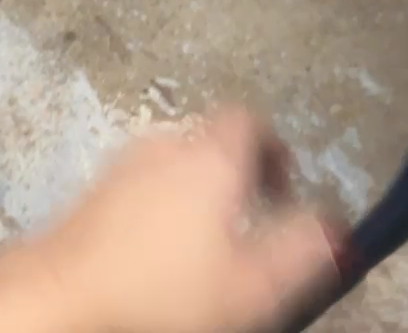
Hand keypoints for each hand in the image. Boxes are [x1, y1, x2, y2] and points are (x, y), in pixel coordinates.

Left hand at [0, 110, 339, 332]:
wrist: (71, 288)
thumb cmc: (163, 288)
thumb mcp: (256, 282)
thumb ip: (304, 248)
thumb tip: (336, 226)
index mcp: (207, 157)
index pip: (248, 119)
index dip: (276, 146)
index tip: (288, 186)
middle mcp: (162, 145)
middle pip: (211, 138)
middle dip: (241, 172)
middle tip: (259, 220)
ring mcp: (125, 159)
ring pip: (178, 158)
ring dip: (204, 187)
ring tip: (217, 242)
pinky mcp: (100, 182)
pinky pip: (148, 176)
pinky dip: (169, 197)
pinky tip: (169, 244)